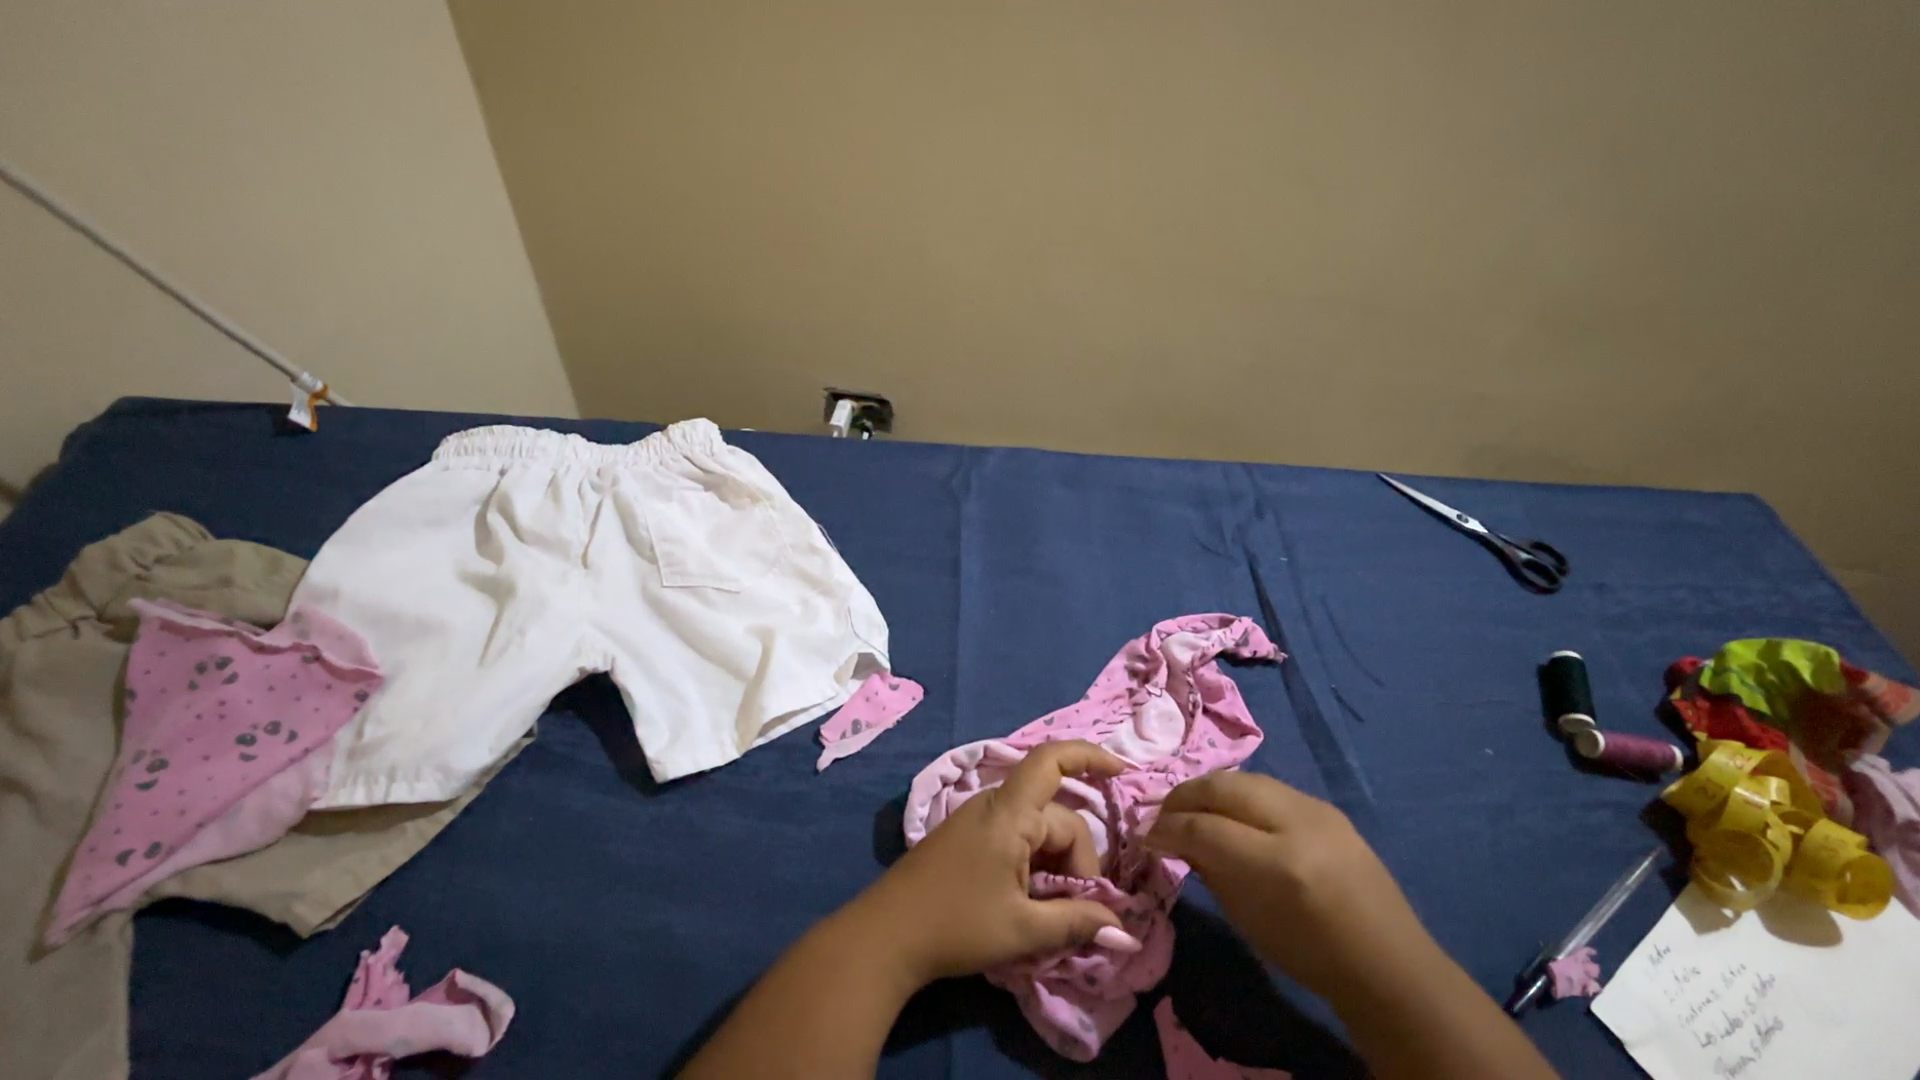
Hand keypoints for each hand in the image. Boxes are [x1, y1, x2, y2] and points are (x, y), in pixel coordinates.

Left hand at [848, 740, 1133, 986]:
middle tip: (1081, 910)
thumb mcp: (1023, 929)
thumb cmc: (956, 925)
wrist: (884, 937)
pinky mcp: (966, 839)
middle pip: (1056, 816)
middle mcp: (994, 807)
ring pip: (1037, 830)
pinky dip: (1035, 863)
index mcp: (1010, 814)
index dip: (1090, 757)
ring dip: (1057, 864)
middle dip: (1078, 859)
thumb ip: (1076, 923)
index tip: (1124, 772)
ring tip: (1055, 911)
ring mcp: (976, 821)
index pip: (1053, 762)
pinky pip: (1015, 838)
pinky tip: (1032, 901)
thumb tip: (1125, 930)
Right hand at [1147, 770, 1440, 1005]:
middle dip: (1182, 797)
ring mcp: (1315, 809)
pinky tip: (1228, 812)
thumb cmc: (1308, 953)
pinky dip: (1238, 795)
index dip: (1166, 827)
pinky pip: (1268, 788)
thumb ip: (1209, 869)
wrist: (1385, 961)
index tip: (1143, 835)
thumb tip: (1176, 839)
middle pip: (1221, 787)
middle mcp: (1296, 824)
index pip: (1203, 826)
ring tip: (1189, 808)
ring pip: (1244, 779)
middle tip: (1160, 814)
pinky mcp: (1326, 807)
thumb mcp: (1245, 918)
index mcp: (1275, 863)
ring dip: (1209, 790)